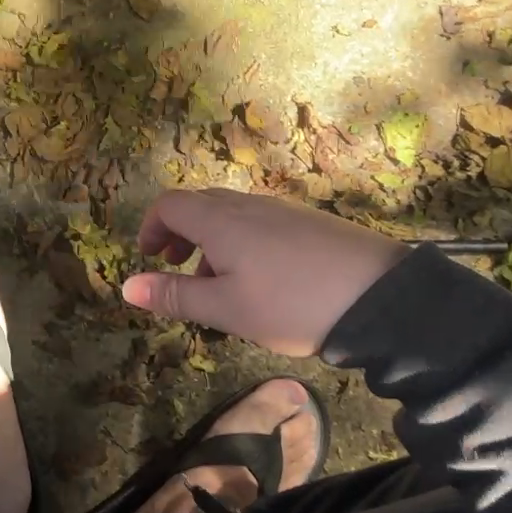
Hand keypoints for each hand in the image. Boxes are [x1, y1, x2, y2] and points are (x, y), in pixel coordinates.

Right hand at [120, 189, 407, 356]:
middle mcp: (247, 206)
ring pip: (230, 213)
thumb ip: (174, 296)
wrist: (385, 298)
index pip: (169, 204)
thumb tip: (126, 286)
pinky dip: (241, 240)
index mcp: (219, 221)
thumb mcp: (226, 309)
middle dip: (178, 232)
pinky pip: (259, 221)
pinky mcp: (310, 222)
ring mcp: (282, 210)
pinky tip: (262, 279)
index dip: (151, 227)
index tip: (149, 258)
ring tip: (218, 281)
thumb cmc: (292, 304)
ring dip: (209, 239)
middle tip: (176, 267)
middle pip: (199, 203)